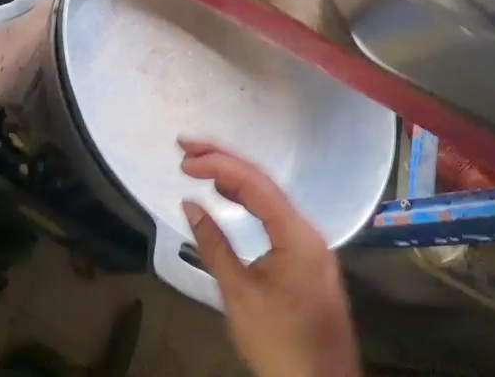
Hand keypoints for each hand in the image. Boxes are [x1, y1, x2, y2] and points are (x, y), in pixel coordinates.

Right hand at [179, 138, 360, 376]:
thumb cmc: (280, 346)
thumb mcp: (240, 296)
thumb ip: (214, 246)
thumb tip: (191, 204)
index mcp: (297, 236)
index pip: (255, 184)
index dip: (218, 164)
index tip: (184, 159)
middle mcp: (308, 231)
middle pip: (264, 182)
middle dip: (224, 160)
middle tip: (186, 147)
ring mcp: (310, 244)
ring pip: (270, 196)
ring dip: (235, 177)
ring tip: (199, 165)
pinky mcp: (306, 258)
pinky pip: (275, 214)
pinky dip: (249, 199)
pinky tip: (228, 195)